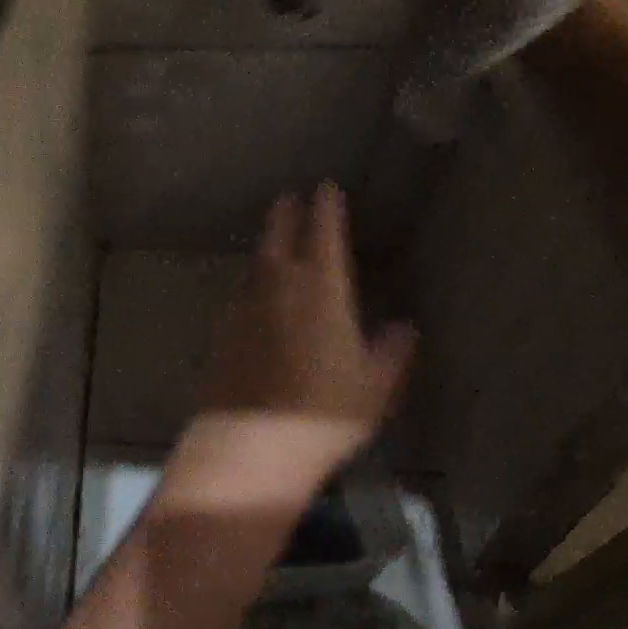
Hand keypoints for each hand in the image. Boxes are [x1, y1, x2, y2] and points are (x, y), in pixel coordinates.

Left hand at [196, 185, 416, 459]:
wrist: (252, 440)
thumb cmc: (324, 414)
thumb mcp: (374, 387)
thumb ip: (390, 352)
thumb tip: (403, 326)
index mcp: (321, 290)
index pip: (323, 235)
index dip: (326, 209)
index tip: (325, 187)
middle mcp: (279, 286)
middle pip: (280, 237)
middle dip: (286, 214)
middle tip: (289, 198)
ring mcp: (245, 304)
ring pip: (257, 262)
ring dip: (267, 243)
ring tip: (275, 237)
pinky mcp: (224, 327)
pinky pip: (242, 289)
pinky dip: (253, 277)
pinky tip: (256, 288)